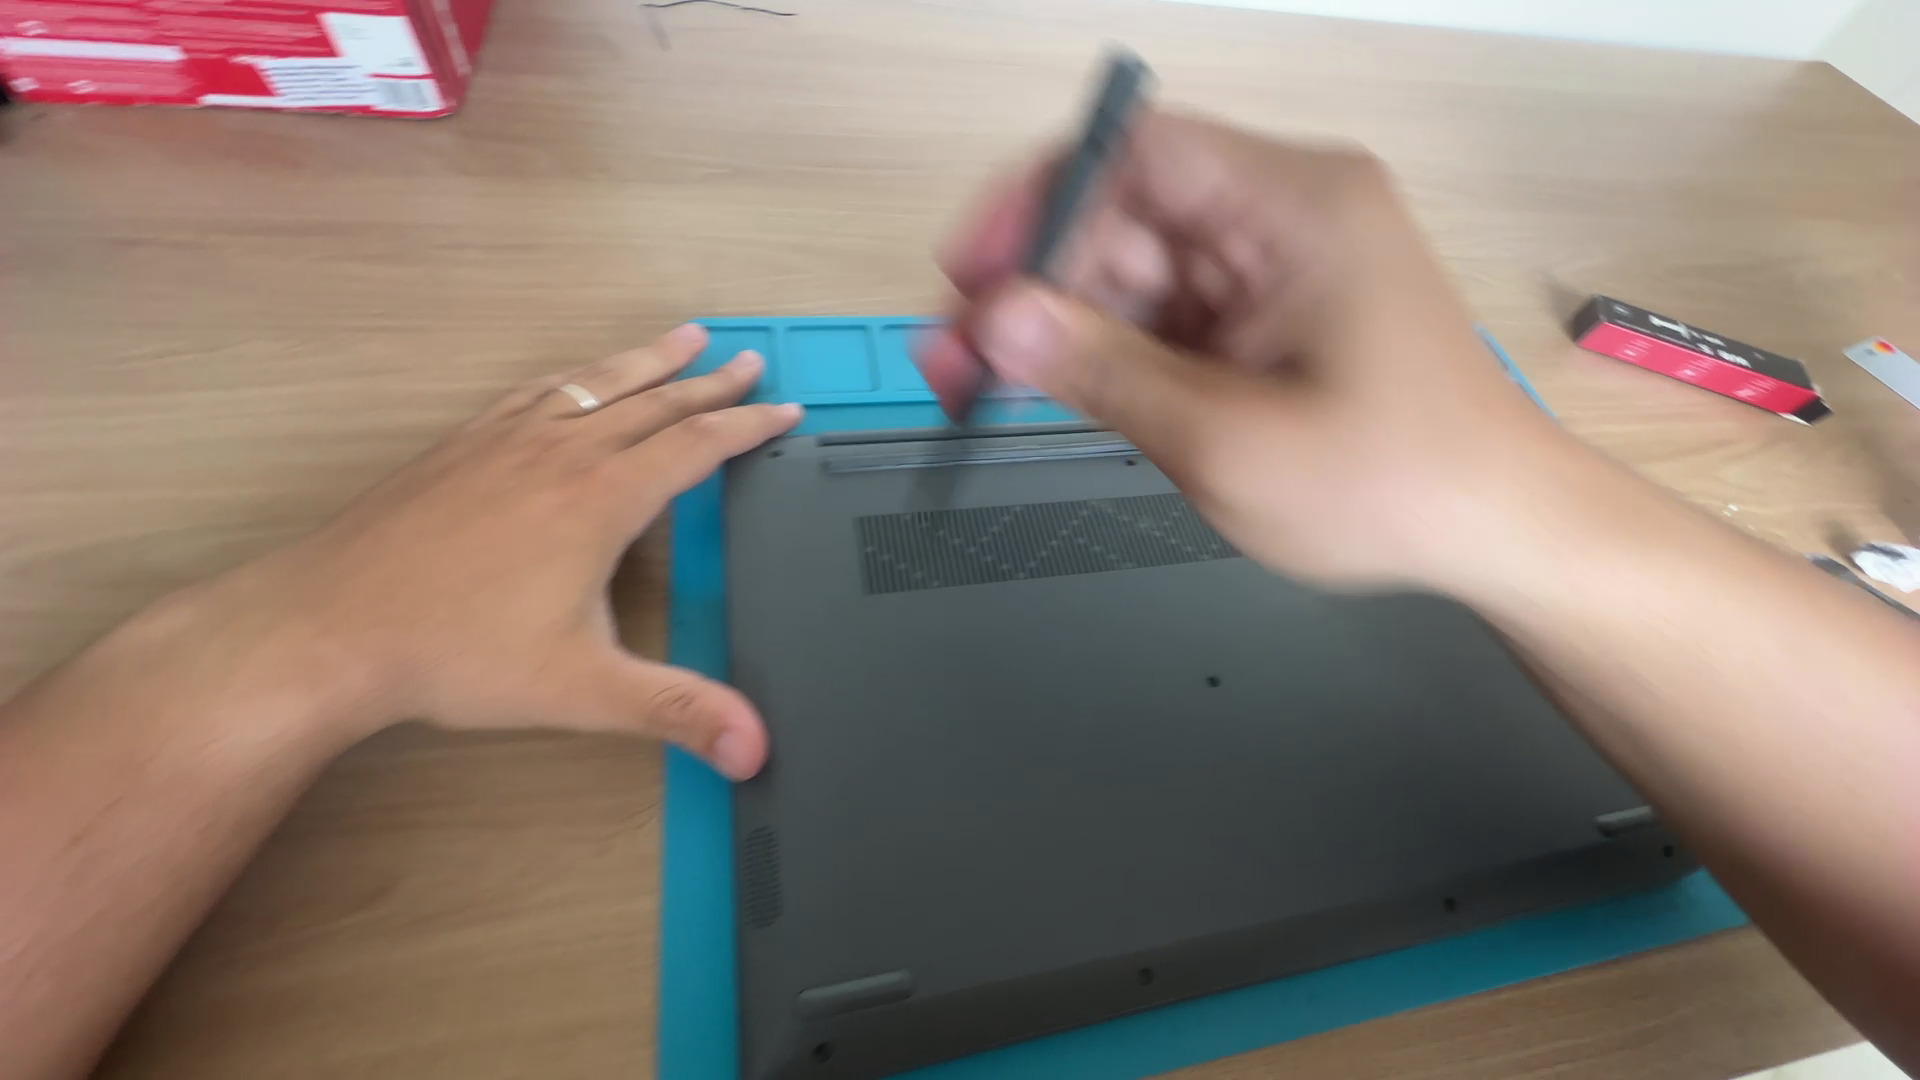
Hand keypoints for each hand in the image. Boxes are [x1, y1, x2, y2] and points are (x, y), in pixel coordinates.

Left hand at [168, 325, 797, 777]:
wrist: (320, 632)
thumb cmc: (458, 656)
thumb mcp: (583, 691)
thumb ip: (677, 711)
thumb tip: (755, 749)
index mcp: (603, 499)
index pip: (696, 446)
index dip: (748, 426)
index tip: (785, 410)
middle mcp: (563, 453)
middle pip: (657, 402)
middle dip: (714, 383)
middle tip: (754, 362)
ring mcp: (508, 440)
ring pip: (599, 384)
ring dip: (651, 360)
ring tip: (687, 337)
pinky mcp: (465, 444)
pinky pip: (540, 391)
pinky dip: (580, 375)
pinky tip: (583, 376)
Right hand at [918, 111, 1568, 588]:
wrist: (1484, 534)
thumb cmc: (1384, 485)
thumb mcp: (1227, 435)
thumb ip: (1105, 372)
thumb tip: (995, 320)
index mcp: (1291, 207)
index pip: (1139, 155)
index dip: (1039, 201)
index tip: (968, 271)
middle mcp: (1268, 224)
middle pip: (1116, 222)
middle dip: (1026, 286)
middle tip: (949, 357)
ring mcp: (1253, 282)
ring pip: (1120, 281)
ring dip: (1046, 330)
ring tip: (968, 384)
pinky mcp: (1242, 333)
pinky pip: (1146, 328)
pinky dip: (1089, 360)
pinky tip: (1034, 390)